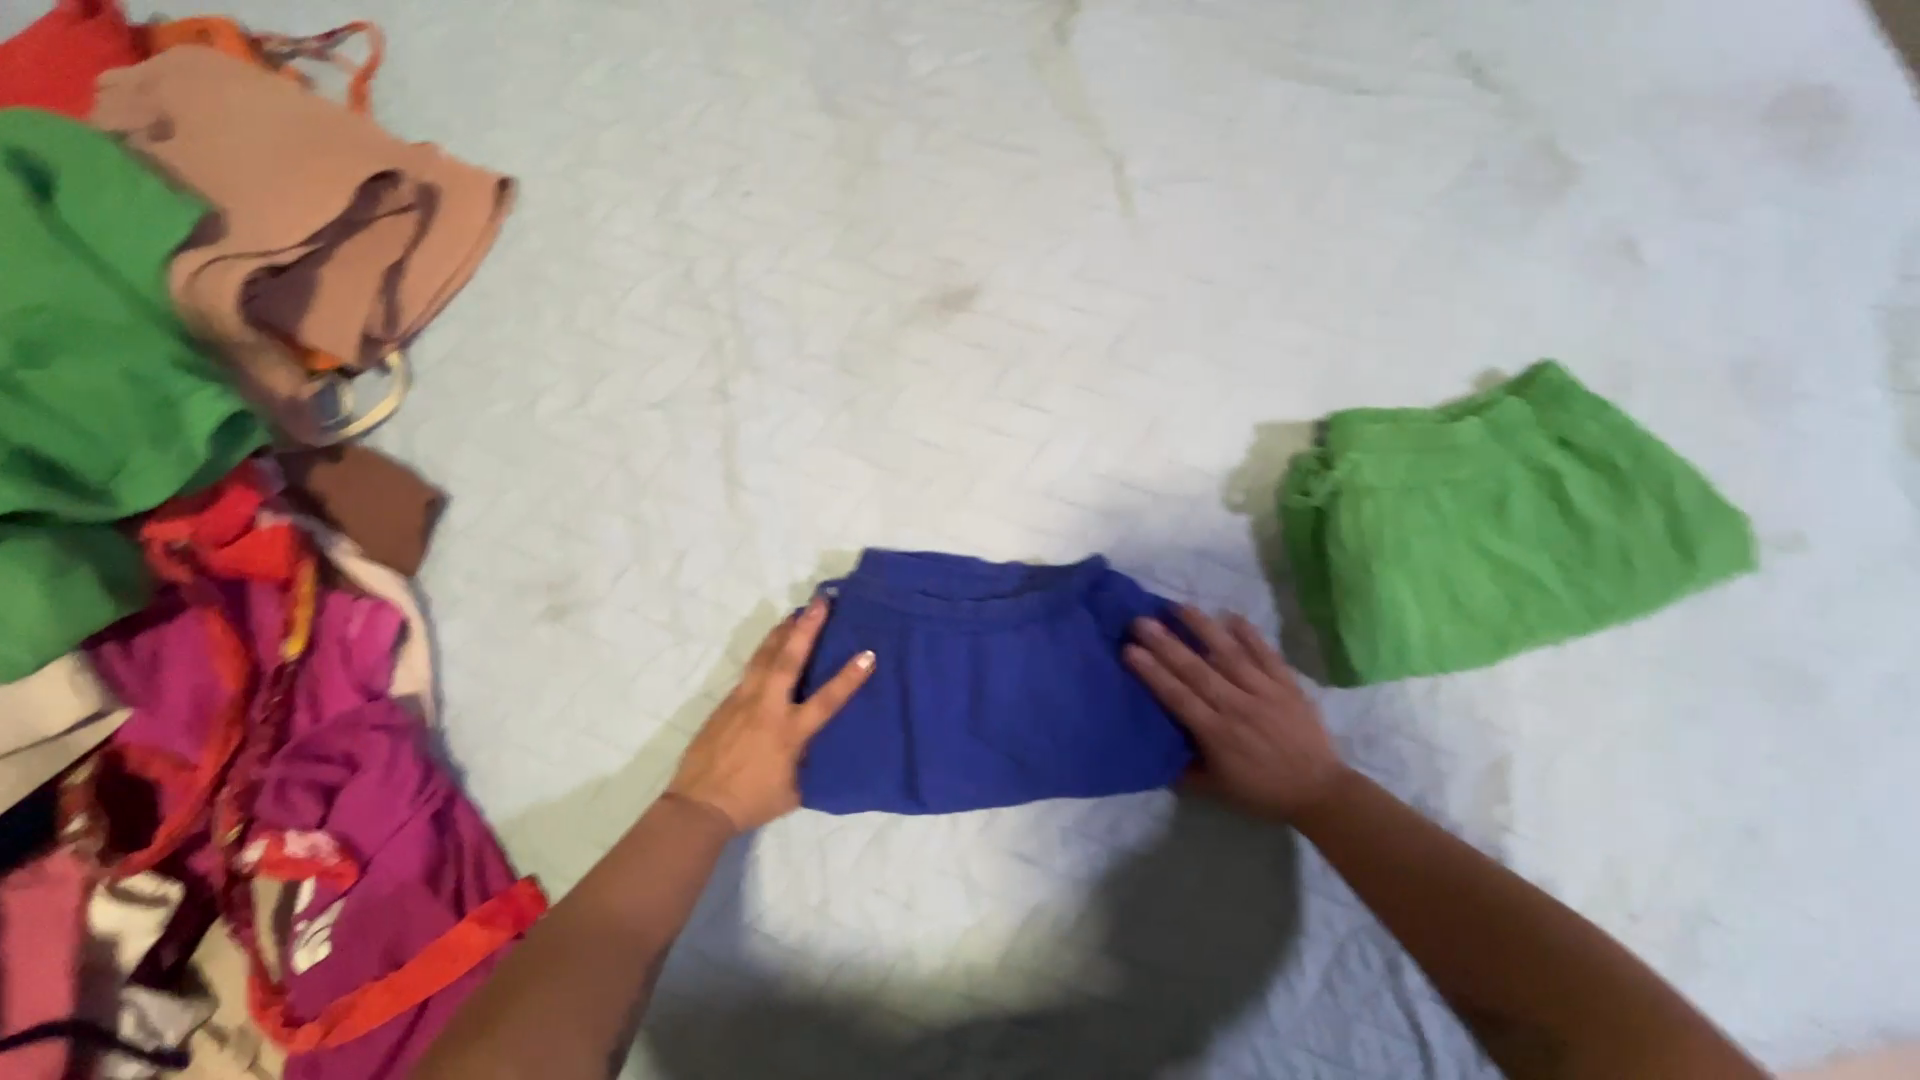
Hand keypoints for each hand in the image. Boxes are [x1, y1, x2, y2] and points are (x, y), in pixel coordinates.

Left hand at [667, 599, 874, 830]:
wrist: (699, 805)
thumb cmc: (752, 802)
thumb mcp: (793, 790)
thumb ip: (809, 763)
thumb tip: (819, 746)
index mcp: (789, 733)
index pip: (826, 700)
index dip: (849, 678)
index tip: (868, 654)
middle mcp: (767, 709)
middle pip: (789, 660)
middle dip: (806, 629)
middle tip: (820, 602)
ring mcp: (743, 702)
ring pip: (765, 658)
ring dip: (782, 632)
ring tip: (796, 612)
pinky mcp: (726, 703)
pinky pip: (750, 670)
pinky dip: (765, 652)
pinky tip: (771, 646)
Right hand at [1124, 606, 1348, 821]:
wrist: (1320, 792)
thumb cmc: (1262, 792)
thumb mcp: (1216, 789)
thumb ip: (1184, 771)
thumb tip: (1155, 753)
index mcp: (1217, 733)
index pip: (1178, 696)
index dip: (1152, 673)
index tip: (1130, 650)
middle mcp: (1237, 707)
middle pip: (1196, 669)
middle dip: (1166, 644)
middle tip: (1141, 621)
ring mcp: (1265, 692)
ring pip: (1229, 654)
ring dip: (1202, 628)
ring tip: (1178, 606)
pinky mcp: (1288, 685)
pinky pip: (1266, 654)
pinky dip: (1249, 634)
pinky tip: (1230, 615)